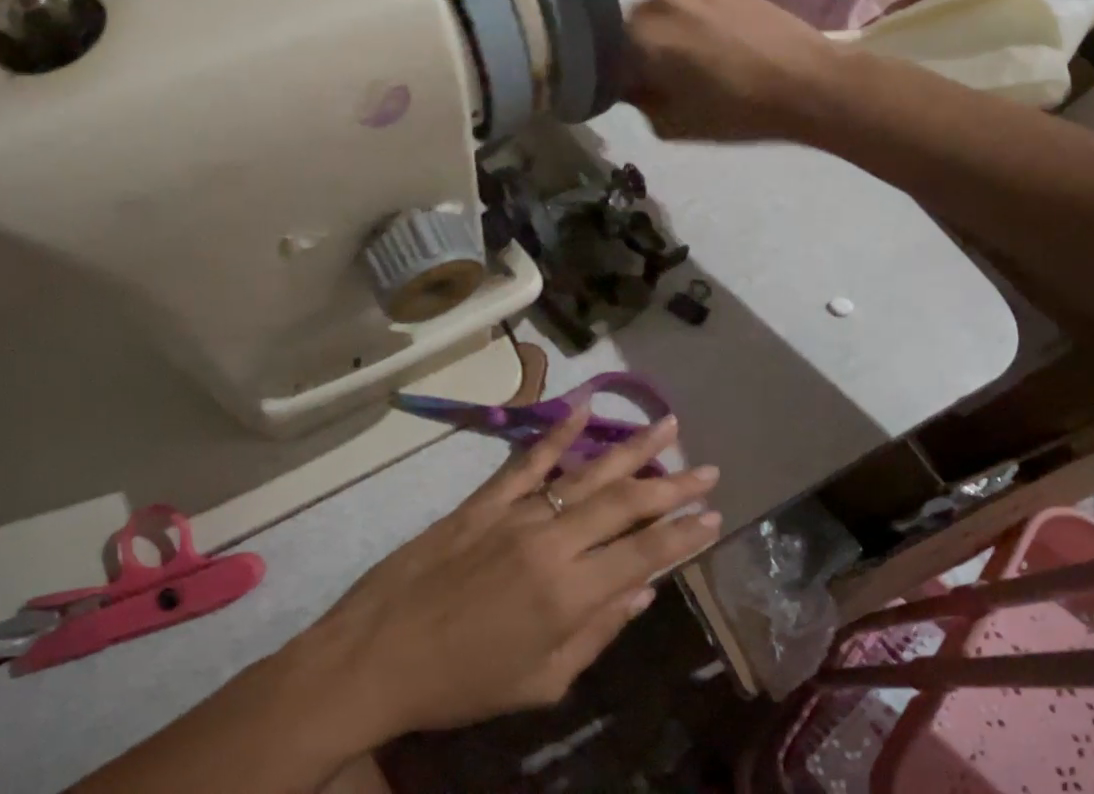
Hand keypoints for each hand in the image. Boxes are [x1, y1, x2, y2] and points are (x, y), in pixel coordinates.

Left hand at [304, 411, 721, 738]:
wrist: (377, 655)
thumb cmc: (462, 683)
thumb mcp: (541, 682)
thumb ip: (597, 633)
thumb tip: (643, 592)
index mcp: (570, 594)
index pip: (645, 552)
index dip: (685, 534)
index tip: (716, 514)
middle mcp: (550, 542)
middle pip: (624, 503)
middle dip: (672, 485)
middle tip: (709, 469)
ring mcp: (513, 515)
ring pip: (585, 475)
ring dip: (630, 449)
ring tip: (667, 423)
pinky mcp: (481, 503)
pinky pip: (527, 463)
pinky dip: (556, 435)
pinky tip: (583, 410)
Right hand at [624, 0, 847, 141]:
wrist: (809, 82)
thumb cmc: (736, 111)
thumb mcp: (672, 125)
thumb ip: (639, 102)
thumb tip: (630, 86)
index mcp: (641, 37)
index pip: (604, 56)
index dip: (612, 78)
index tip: (627, 95)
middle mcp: (660, 2)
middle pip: (629, 26)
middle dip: (635, 50)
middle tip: (656, 78)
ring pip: (661, 11)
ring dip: (664, 32)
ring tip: (688, 59)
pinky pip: (690, 2)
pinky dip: (691, 19)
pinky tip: (713, 43)